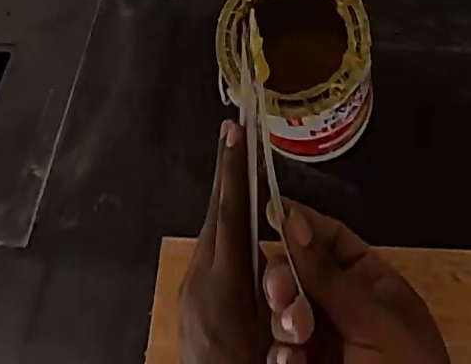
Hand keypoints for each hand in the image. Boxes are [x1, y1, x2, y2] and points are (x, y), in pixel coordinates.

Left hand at [179, 120, 272, 363]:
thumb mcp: (273, 341)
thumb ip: (277, 295)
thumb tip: (281, 255)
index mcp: (222, 287)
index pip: (230, 216)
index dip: (234, 171)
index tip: (234, 130)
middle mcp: (200, 278)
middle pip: (217, 212)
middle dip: (227, 170)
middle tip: (233, 130)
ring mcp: (190, 286)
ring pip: (214, 229)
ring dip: (227, 195)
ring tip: (235, 156)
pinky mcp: (189, 294)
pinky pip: (211, 246)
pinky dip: (225, 223)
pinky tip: (235, 212)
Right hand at [261, 201, 449, 363]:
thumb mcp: (374, 322)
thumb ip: (328, 273)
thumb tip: (291, 217)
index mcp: (372, 284)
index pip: (330, 237)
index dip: (300, 222)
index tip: (268, 208)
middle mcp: (344, 308)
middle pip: (299, 272)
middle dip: (286, 276)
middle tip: (281, 289)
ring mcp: (325, 345)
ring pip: (284, 311)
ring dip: (283, 317)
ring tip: (295, 334)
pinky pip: (281, 353)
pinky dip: (280, 355)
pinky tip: (289, 362)